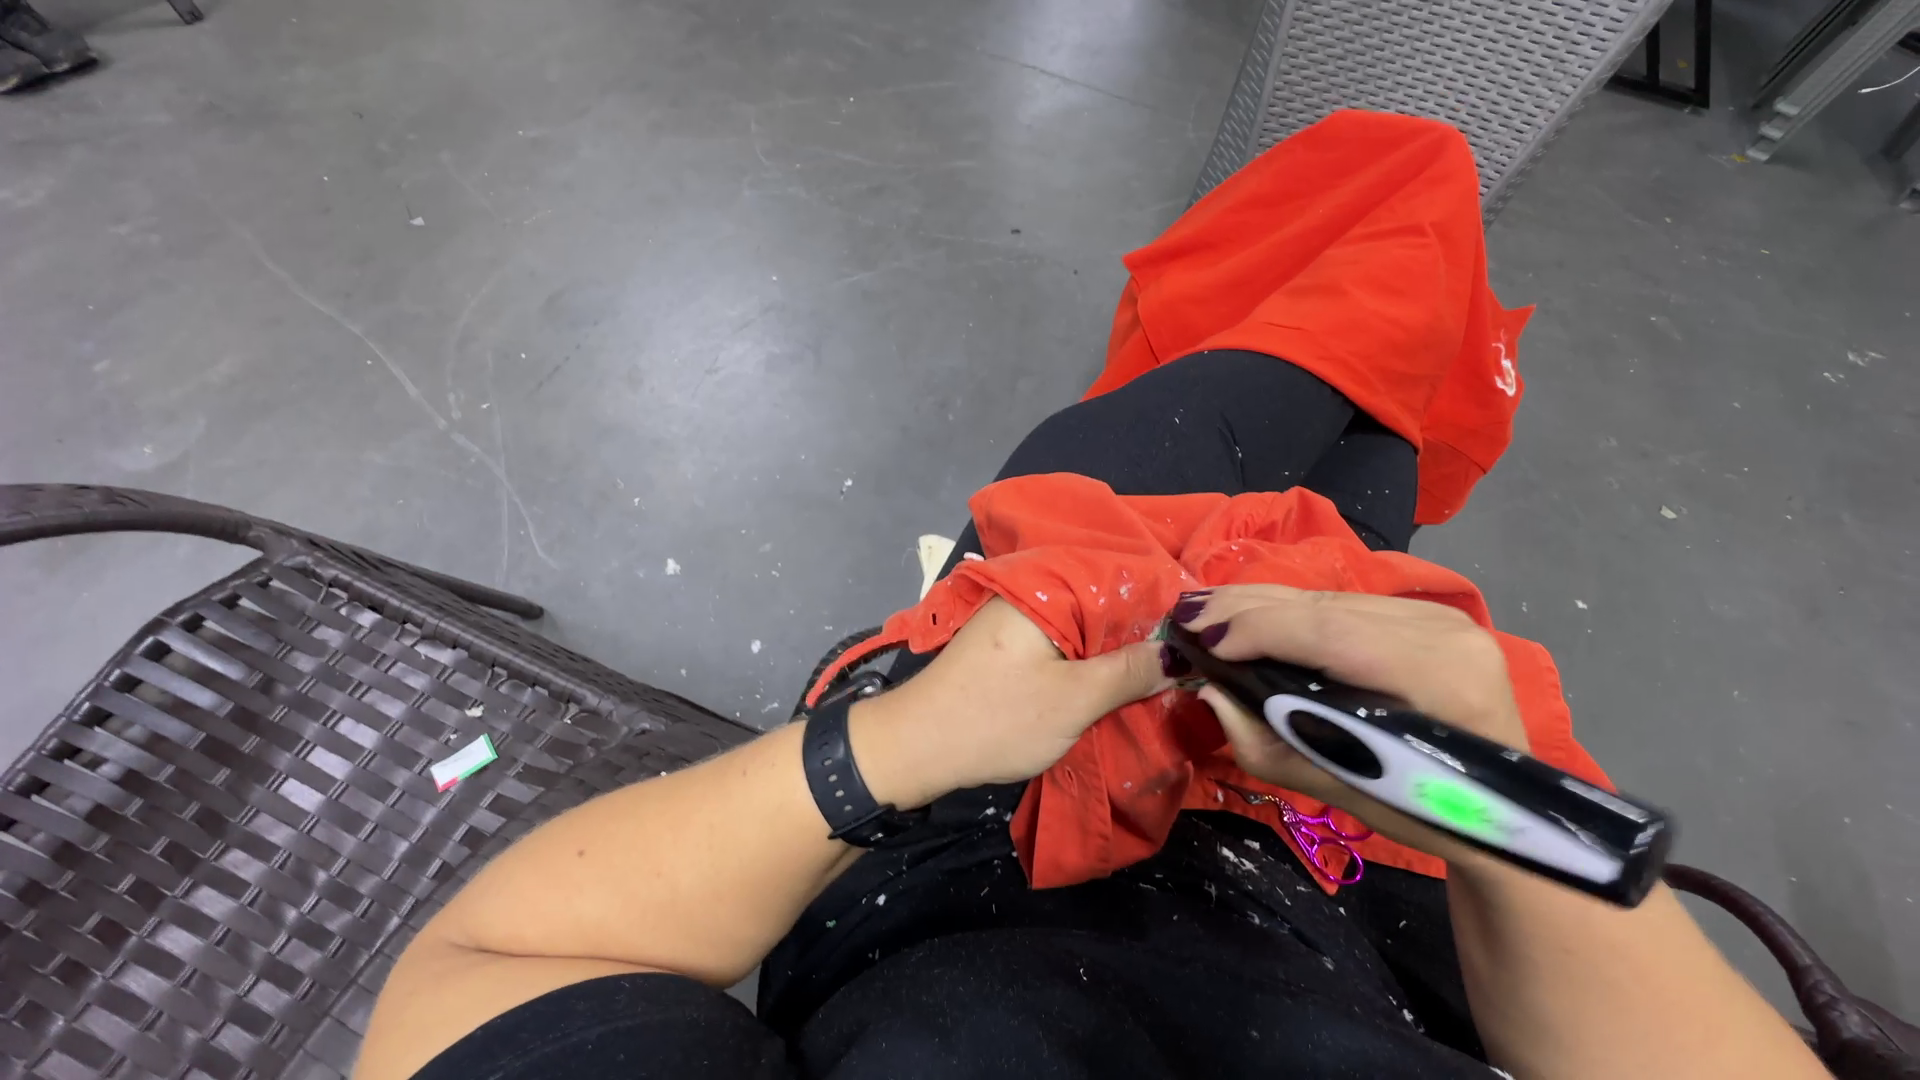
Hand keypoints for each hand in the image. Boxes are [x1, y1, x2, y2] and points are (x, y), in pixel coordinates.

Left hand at [849, 597, 1171, 808]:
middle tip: (1194, 656)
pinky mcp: (1013, 648)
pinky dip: (1092, 662)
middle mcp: (1034, 592)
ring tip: (1167, 671)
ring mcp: (1020, 620)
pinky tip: (1120, 682)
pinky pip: (1066, 645)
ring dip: (1119, 651)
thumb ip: (1131, 671)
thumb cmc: (996, 719)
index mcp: (1048, 588)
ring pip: (1088, 628)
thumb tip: (1182, 653)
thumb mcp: (1075, 699)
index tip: (1206, 632)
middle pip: (1106, 603)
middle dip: (1145, 631)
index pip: (1122, 577)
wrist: (915, 748)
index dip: (1164, 604)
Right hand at [1176, 584, 1529, 862]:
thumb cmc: (1423, 811)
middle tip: (1186, 614)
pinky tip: (1253, 610)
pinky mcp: (1429, 613)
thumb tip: (1208, 691)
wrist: (1505, 807)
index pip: (1331, 634)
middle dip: (1248, 610)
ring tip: (1207, 608)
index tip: (1202, 640)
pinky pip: (1343, 604)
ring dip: (1262, 604)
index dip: (1261, 630)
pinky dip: (1291, 609)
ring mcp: (1441, 616)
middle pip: (1325, 607)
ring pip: (1329, 599)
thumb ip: (1267, 742)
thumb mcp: (1337, 788)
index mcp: (1437, 677)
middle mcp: (1443, 631)